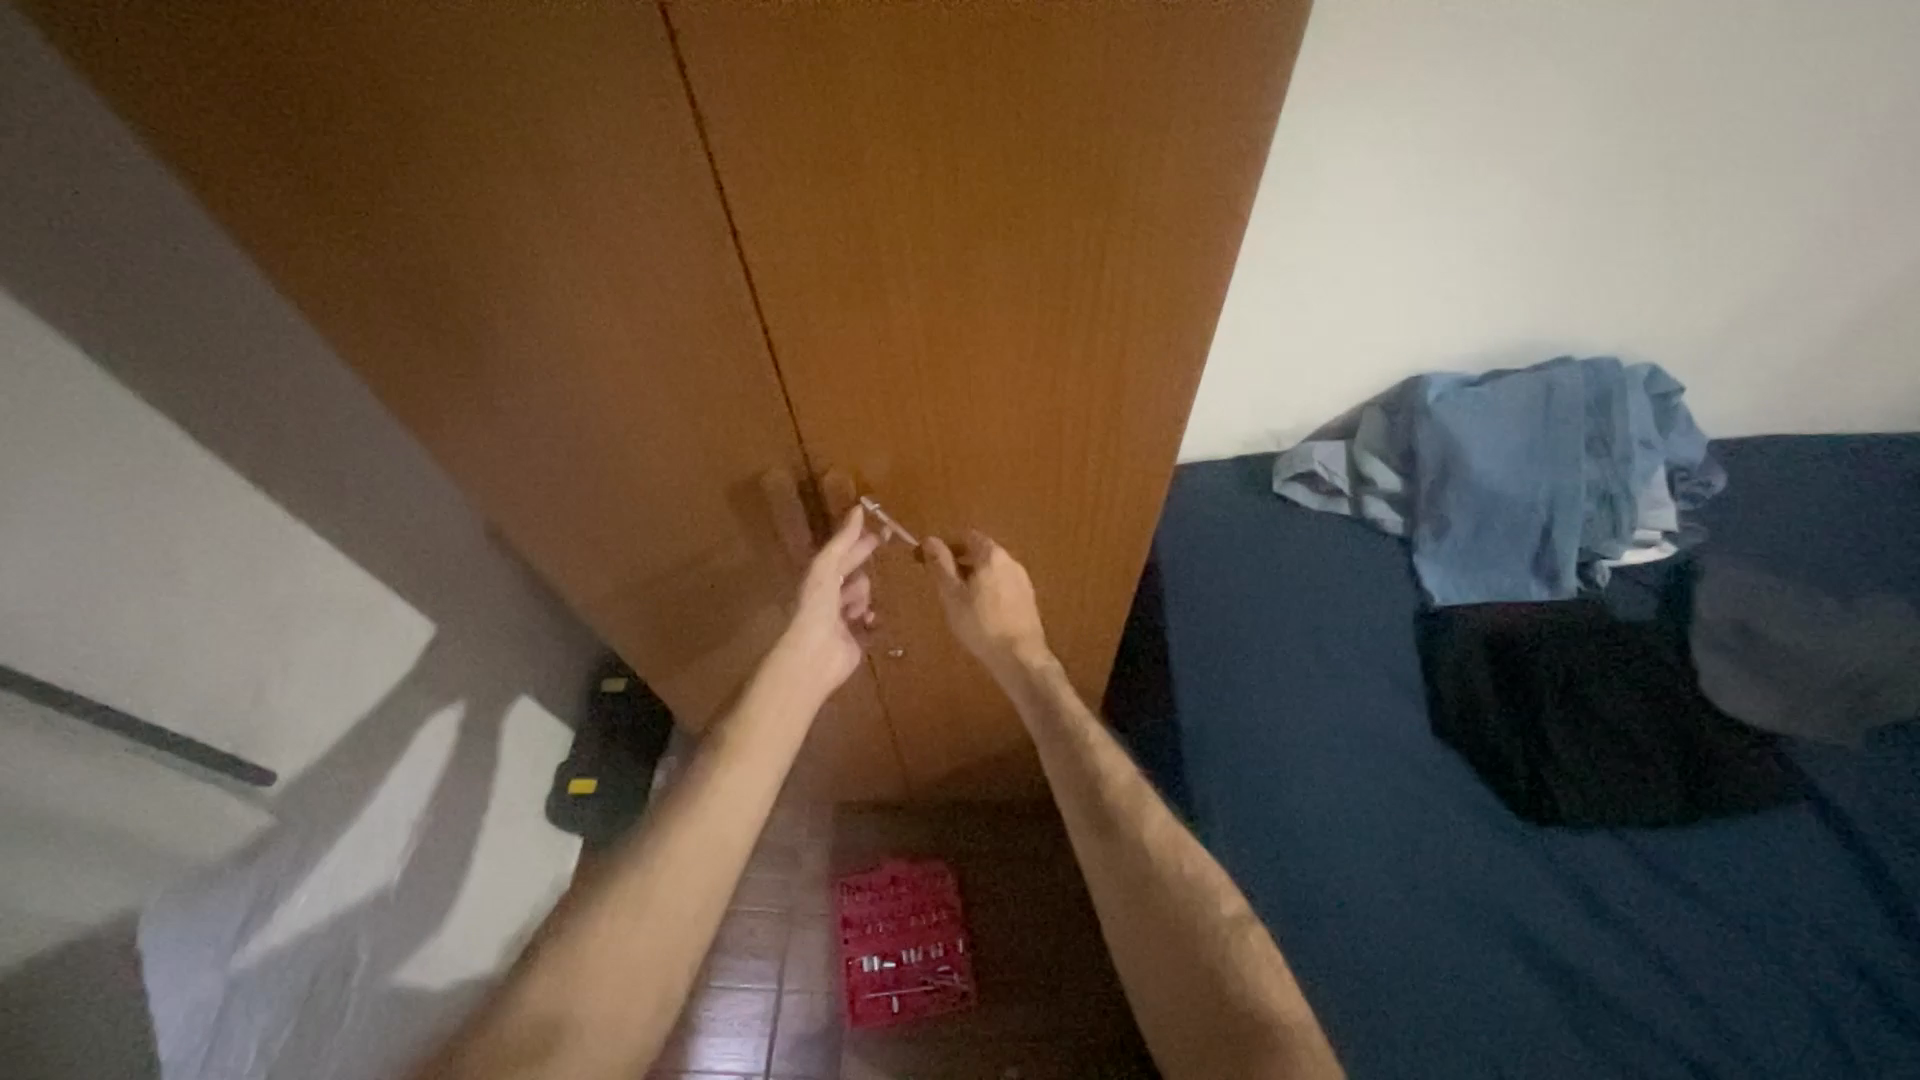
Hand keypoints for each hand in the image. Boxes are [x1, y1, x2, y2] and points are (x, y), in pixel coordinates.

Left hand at [764, 506, 879, 706]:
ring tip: (861, 604)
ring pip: (861, 600)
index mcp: (818, 580)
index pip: (841, 556)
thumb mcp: (827, 567)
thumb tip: (859, 509)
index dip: (859, 543)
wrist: (814, 653)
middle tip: (889, 557)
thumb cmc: (817, 606)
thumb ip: (843, 541)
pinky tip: (870, 620)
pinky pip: (869, 625)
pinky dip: (871, 621)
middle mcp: (828, 598)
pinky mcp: (854, 641)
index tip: (881, 532)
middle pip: (851, 578)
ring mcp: (840, 620)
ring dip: (864, 597)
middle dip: (864, 570)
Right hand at [922, 530, 1051, 677]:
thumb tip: (929, 540)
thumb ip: (940, 565)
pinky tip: (981, 611)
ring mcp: (1022, 580)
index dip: (945, 545)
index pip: (966, 536)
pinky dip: (988, 589)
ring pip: (992, 569)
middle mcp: (1011, 561)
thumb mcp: (952, 595)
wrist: (1020, 656)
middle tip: (942, 584)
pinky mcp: (1028, 598)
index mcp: (991, 555)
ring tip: (959, 600)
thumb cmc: (980, 624)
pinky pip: (1003, 584)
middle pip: (981, 552)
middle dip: (959, 562)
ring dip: (974, 577)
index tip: (928, 561)